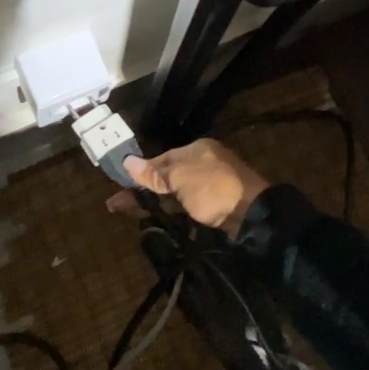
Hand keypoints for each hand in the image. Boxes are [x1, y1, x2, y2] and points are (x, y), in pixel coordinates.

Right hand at [106, 138, 270, 236]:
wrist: (252, 215)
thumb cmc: (213, 188)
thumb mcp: (180, 178)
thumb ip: (155, 173)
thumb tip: (127, 161)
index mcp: (196, 150)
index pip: (161, 159)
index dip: (140, 173)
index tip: (121, 187)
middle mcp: (203, 164)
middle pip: (166, 176)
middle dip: (142, 191)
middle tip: (116, 206)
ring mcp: (210, 186)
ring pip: (174, 193)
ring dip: (154, 203)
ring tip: (129, 214)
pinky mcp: (214, 206)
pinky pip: (185, 206)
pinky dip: (170, 211)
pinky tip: (156, 219)